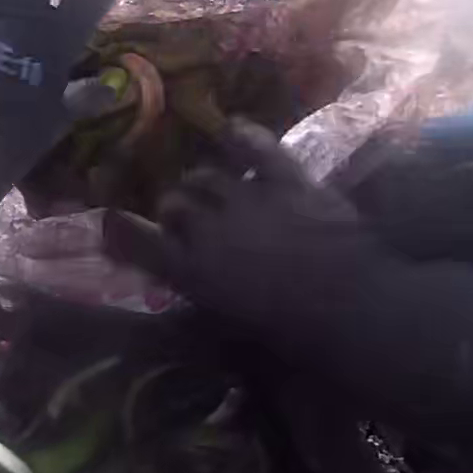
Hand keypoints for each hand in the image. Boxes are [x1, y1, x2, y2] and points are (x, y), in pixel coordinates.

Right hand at [103, 121, 472, 472]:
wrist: (364, 312)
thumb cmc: (302, 340)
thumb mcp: (243, 333)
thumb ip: (211, 304)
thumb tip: (198, 290)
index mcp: (196, 272)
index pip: (140, 243)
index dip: (121, 230)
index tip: (108, 220)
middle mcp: (210, 230)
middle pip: (174, 203)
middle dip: (175, 208)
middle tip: (186, 217)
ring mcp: (248, 200)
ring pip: (206, 176)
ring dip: (204, 182)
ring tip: (212, 187)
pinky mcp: (287, 182)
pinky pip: (256, 148)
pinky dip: (242, 139)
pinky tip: (233, 132)